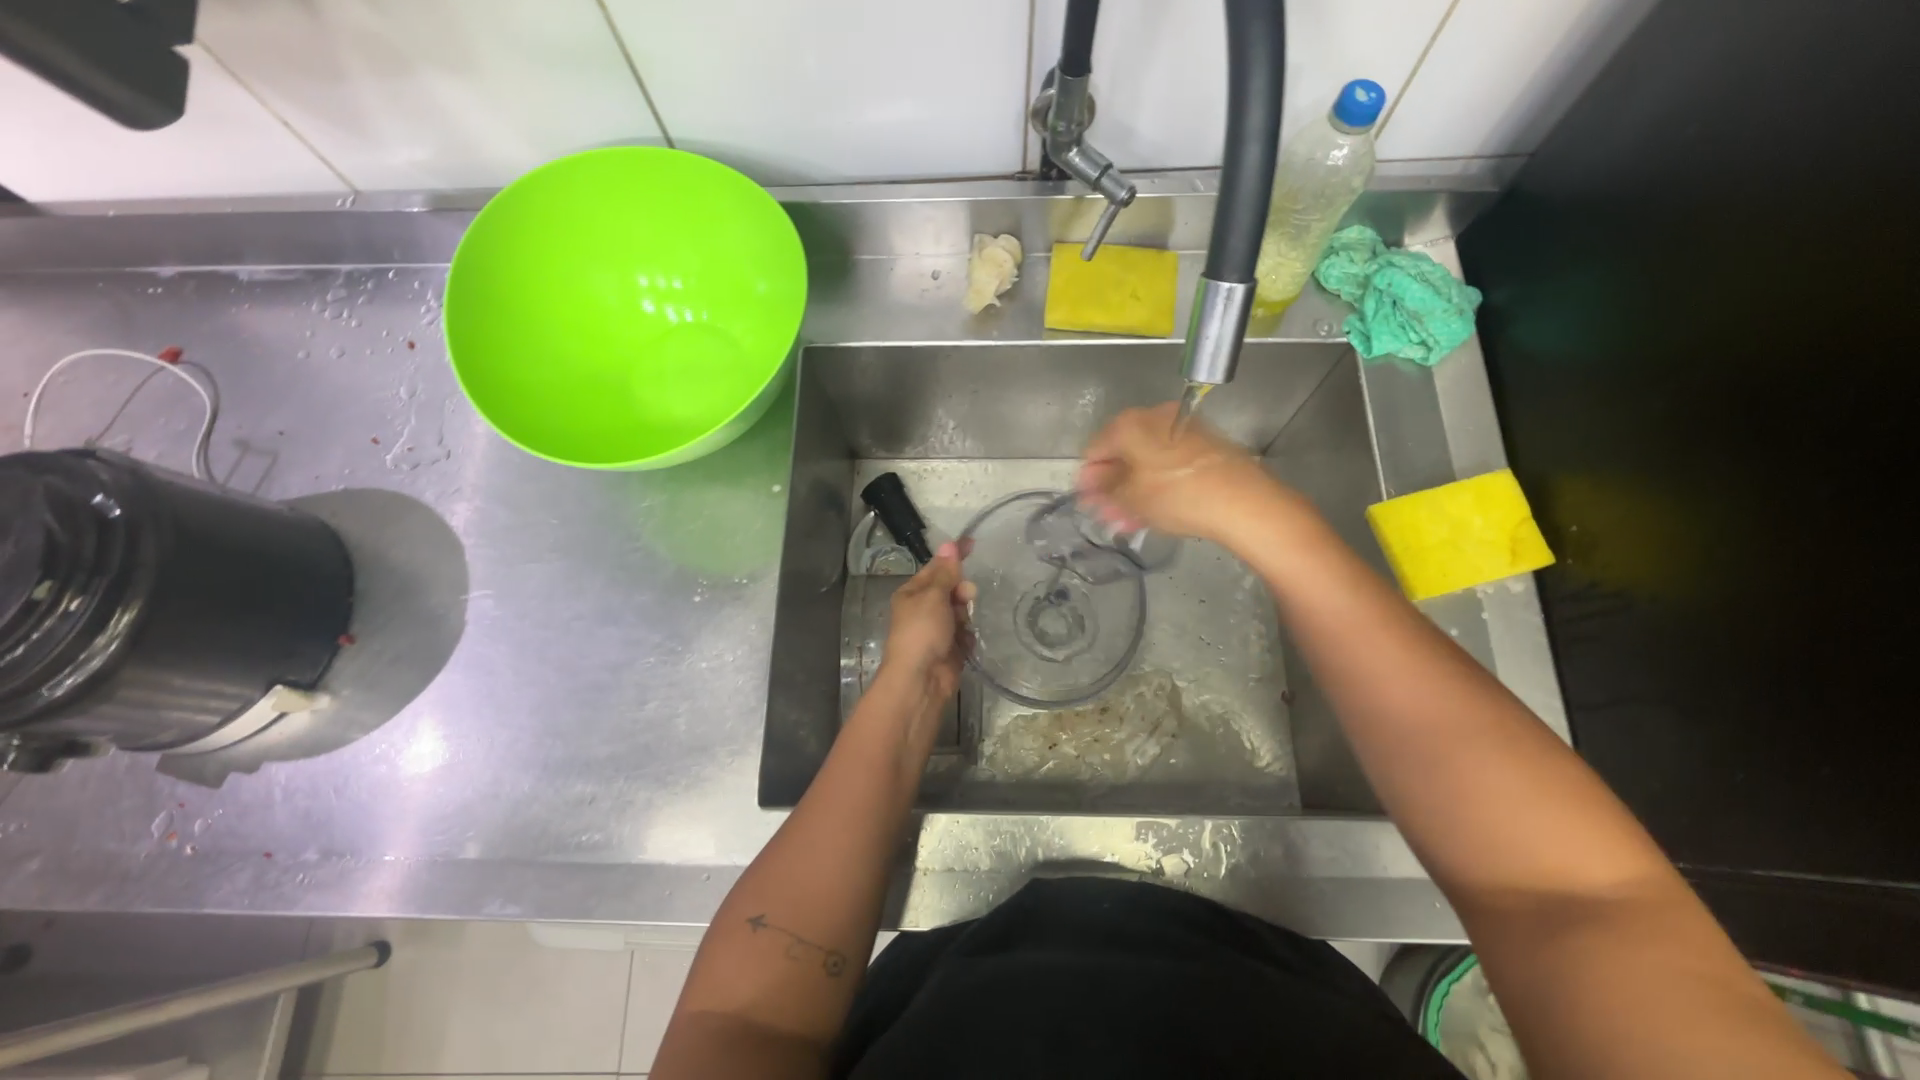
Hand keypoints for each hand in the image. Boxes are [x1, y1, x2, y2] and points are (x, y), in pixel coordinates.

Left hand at [876, 542, 974, 708]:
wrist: (921, 679)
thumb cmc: (921, 632)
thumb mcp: (933, 596)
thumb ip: (945, 573)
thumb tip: (948, 545)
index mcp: (912, 593)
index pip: (935, 568)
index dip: (953, 556)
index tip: (972, 543)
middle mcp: (923, 609)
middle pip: (950, 589)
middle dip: (961, 591)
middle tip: (967, 596)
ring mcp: (937, 630)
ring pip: (961, 611)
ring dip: (965, 615)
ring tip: (961, 625)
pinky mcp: (950, 648)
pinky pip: (965, 633)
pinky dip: (967, 636)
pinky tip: (965, 642)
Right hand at [1077, 403, 1288, 544]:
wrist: (1243, 501)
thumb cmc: (1177, 496)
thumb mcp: (1131, 499)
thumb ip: (1104, 491)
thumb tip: (1089, 485)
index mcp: (1129, 424)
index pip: (1095, 449)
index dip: (1089, 479)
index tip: (1089, 504)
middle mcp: (1154, 416)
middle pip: (1123, 452)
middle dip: (1113, 486)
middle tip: (1110, 515)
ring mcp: (1182, 427)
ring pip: (1147, 459)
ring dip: (1135, 488)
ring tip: (1131, 519)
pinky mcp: (1205, 443)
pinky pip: (1169, 461)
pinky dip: (1158, 482)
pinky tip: (1156, 508)